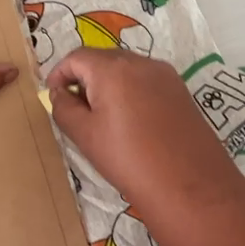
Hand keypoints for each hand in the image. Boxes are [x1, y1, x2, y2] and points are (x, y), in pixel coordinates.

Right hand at [45, 48, 244, 218]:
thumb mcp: (83, 134)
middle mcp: (141, 63)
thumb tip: (60, 93)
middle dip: (83, 77)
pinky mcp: (181, 92)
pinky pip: (145, 81)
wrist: (192, 188)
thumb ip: (63, 107)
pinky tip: (128, 121)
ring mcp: (166, 76)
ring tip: (101, 116)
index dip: (59, 73)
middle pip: (102, 58)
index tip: (53, 95)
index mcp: (113, 69)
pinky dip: (129, 91)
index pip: (76, 58)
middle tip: (74, 106)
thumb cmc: (129, 159)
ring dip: (106, 84)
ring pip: (125, 69)